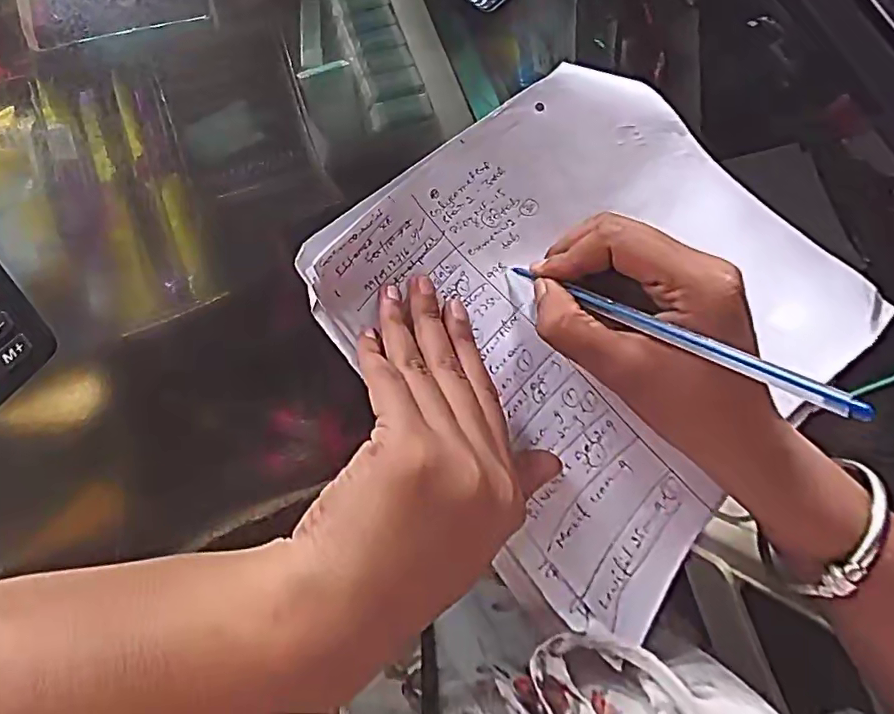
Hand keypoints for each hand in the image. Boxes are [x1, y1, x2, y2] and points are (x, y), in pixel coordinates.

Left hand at [288, 275, 558, 670]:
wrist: (346, 604)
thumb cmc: (393, 573)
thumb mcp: (471, 537)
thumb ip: (511, 490)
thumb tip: (546, 462)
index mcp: (504, 492)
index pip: (487, 402)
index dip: (471, 352)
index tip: (461, 318)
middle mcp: (483, 471)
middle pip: (458, 378)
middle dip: (437, 324)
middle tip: (426, 288)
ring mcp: (448, 456)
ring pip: (423, 372)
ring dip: (404, 327)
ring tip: (395, 296)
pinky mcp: (406, 444)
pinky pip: (389, 382)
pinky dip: (375, 355)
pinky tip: (369, 336)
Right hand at [529, 214, 793, 499]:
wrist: (741, 444)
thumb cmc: (701, 417)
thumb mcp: (622, 371)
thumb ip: (571, 326)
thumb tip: (544, 291)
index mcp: (699, 282)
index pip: (615, 237)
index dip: (569, 255)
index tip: (544, 281)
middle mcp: (704, 268)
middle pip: (617, 233)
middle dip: (574, 257)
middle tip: (549, 288)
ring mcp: (698, 275)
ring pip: (620, 246)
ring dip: (585, 269)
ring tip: (568, 303)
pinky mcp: (687, 287)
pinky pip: (630, 265)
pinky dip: (601, 281)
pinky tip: (592, 310)